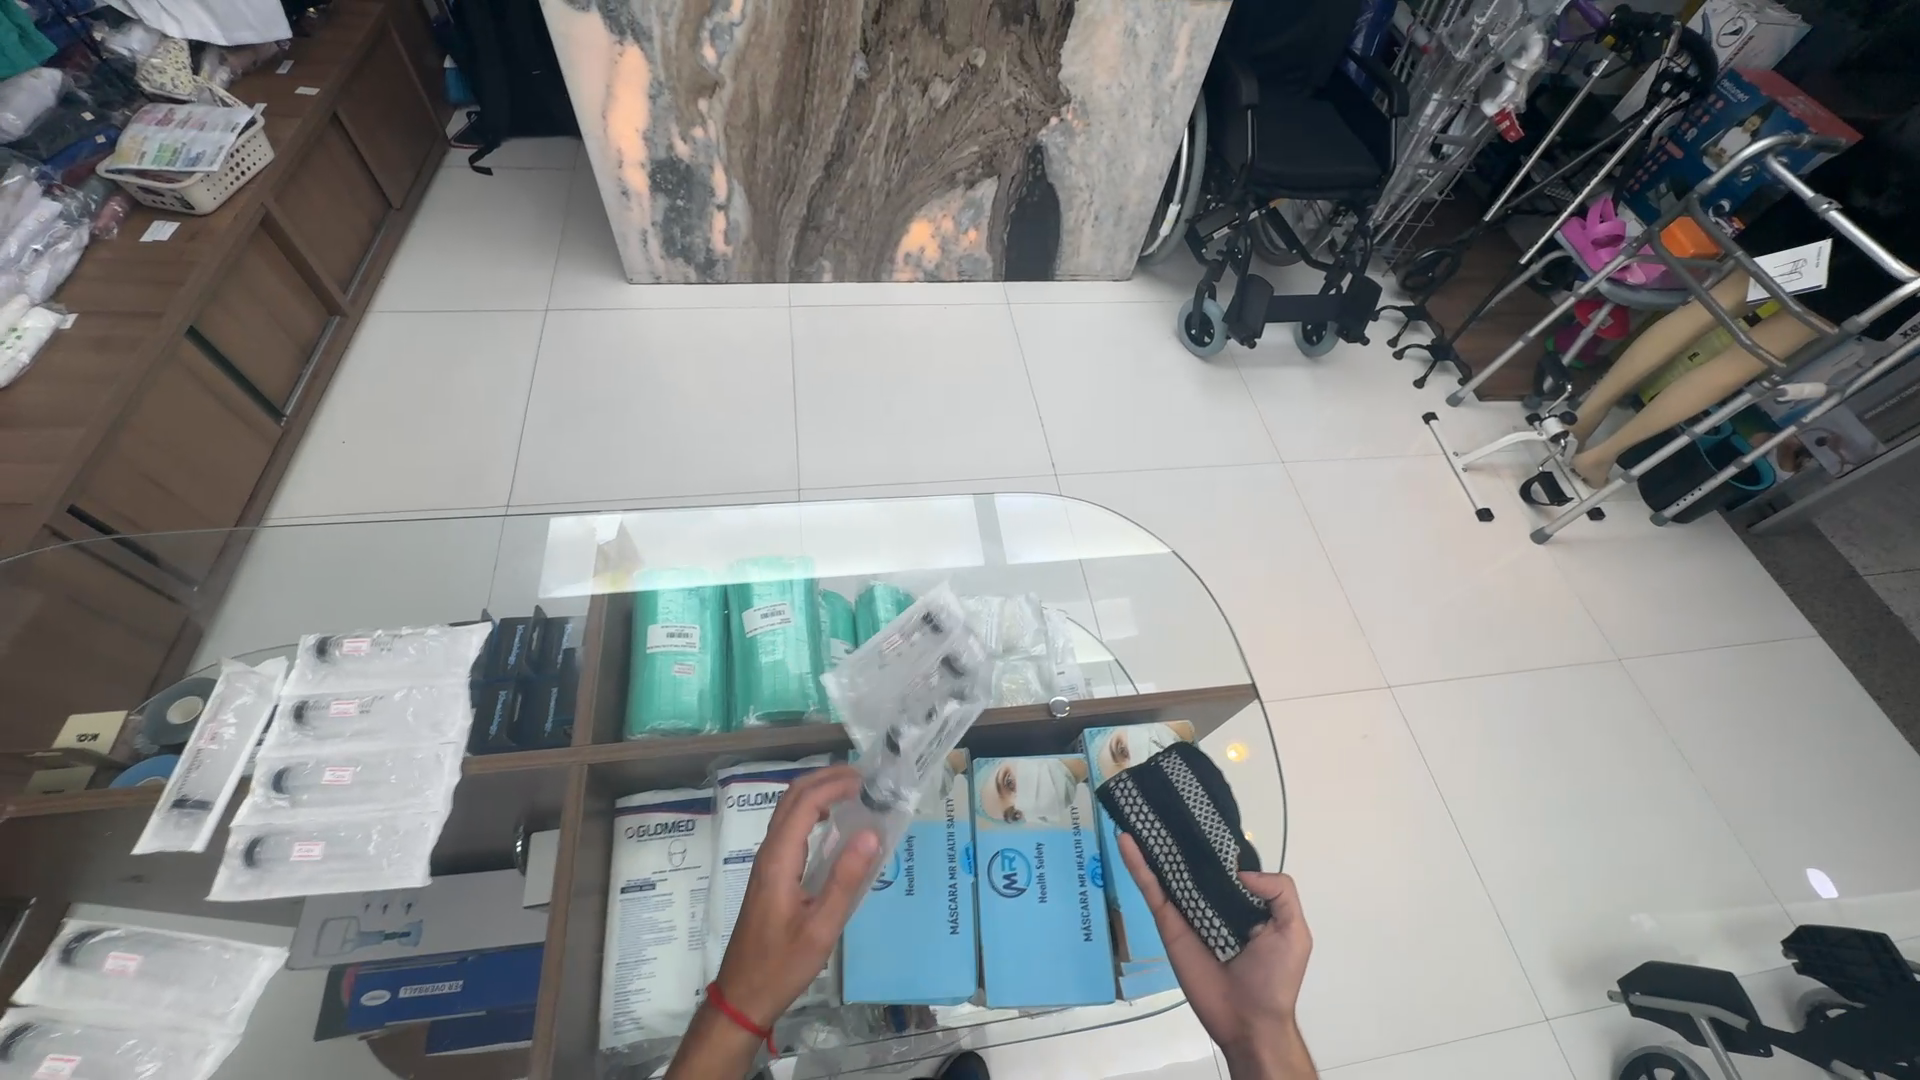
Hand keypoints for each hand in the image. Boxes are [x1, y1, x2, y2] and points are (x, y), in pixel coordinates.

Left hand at [712, 765, 880, 1027]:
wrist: (742, 997)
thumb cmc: (782, 965)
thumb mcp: (821, 929)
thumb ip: (845, 880)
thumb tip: (872, 833)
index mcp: (778, 859)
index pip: (805, 803)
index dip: (834, 784)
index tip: (867, 782)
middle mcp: (769, 852)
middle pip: (793, 797)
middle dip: (827, 778)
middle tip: (864, 778)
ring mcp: (767, 862)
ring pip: (789, 809)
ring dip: (819, 791)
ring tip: (854, 792)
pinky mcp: (771, 873)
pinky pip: (790, 827)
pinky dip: (813, 811)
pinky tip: (835, 823)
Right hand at [1118, 833, 1316, 1078]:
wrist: (1249, 1020)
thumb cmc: (1275, 977)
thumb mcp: (1294, 932)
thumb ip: (1280, 892)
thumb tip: (1241, 871)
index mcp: (1241, 900)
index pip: (1224, 861)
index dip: (1213, 838)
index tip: (1200, 811)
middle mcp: (1211, 899)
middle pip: (1191, 859)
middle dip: (1177, 833)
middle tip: (1161, 802)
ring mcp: (1186, 908)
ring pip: (1166, 868)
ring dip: (1151, 841)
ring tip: (1137, 811)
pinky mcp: (1167, 921)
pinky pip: (1151, 888)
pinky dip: (1137, 864)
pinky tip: (1126, 840)